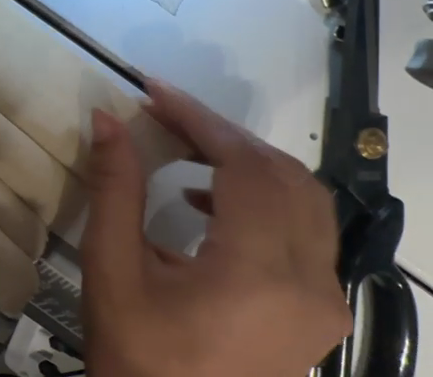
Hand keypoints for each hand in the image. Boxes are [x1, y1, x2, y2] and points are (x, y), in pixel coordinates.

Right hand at [83, 80, 350, 376]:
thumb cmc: (136, 343)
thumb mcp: (111, 263)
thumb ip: (115, 188)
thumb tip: (109, 120)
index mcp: (258, 271)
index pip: (247, 168)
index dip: (200, 120)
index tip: (150, 91)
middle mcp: (311, 282)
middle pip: (289, 179)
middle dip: (225, 134)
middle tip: (162, 113)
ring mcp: (324, 299)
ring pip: (307, 203)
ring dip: (247, 162)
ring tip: (181, 145)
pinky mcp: (318, 310)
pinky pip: (306, 233)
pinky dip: (262, 197)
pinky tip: (205, 200)